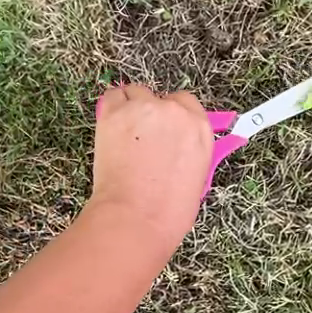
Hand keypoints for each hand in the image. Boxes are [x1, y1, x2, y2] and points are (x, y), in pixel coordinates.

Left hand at [88, 83, 213, 242]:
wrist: (136, 218)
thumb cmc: (167, 212)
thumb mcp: (195, 181)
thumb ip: (189, 155)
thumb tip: (176, 151)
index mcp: (199, 130)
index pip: (188, 104)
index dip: (175, 116)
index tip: (167, 129)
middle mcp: (174, 113)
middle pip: (162, 98)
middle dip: (154, 115)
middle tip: (145, 140)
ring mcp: (143, 109)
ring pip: (137, 94)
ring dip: (132, 109)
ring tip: (126, 137)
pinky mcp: (114, 113)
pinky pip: (113, 97)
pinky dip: (112, 109)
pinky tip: (112, 129)